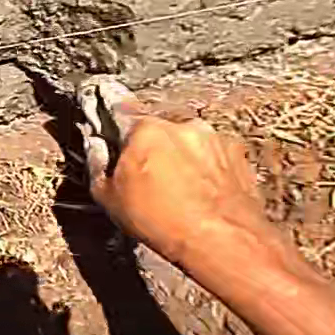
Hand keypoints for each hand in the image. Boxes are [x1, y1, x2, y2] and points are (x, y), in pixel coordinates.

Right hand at [78, 79, 274, 265]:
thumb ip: (97, 162)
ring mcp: (215, 139)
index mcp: (146, 130)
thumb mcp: (107, 195)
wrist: (222, 240)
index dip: (106, 104)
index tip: (99, 94)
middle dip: (145, 144)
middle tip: (138, 173)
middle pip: (154, 128)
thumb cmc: (158, 218)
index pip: (120, 108)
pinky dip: (199, 167)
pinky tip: (193, 192)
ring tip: (170, 189)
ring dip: (174, 157)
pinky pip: (208, 155)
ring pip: (183, 141)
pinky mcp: (238, 156)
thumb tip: (96, 144)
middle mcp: (183, 126)